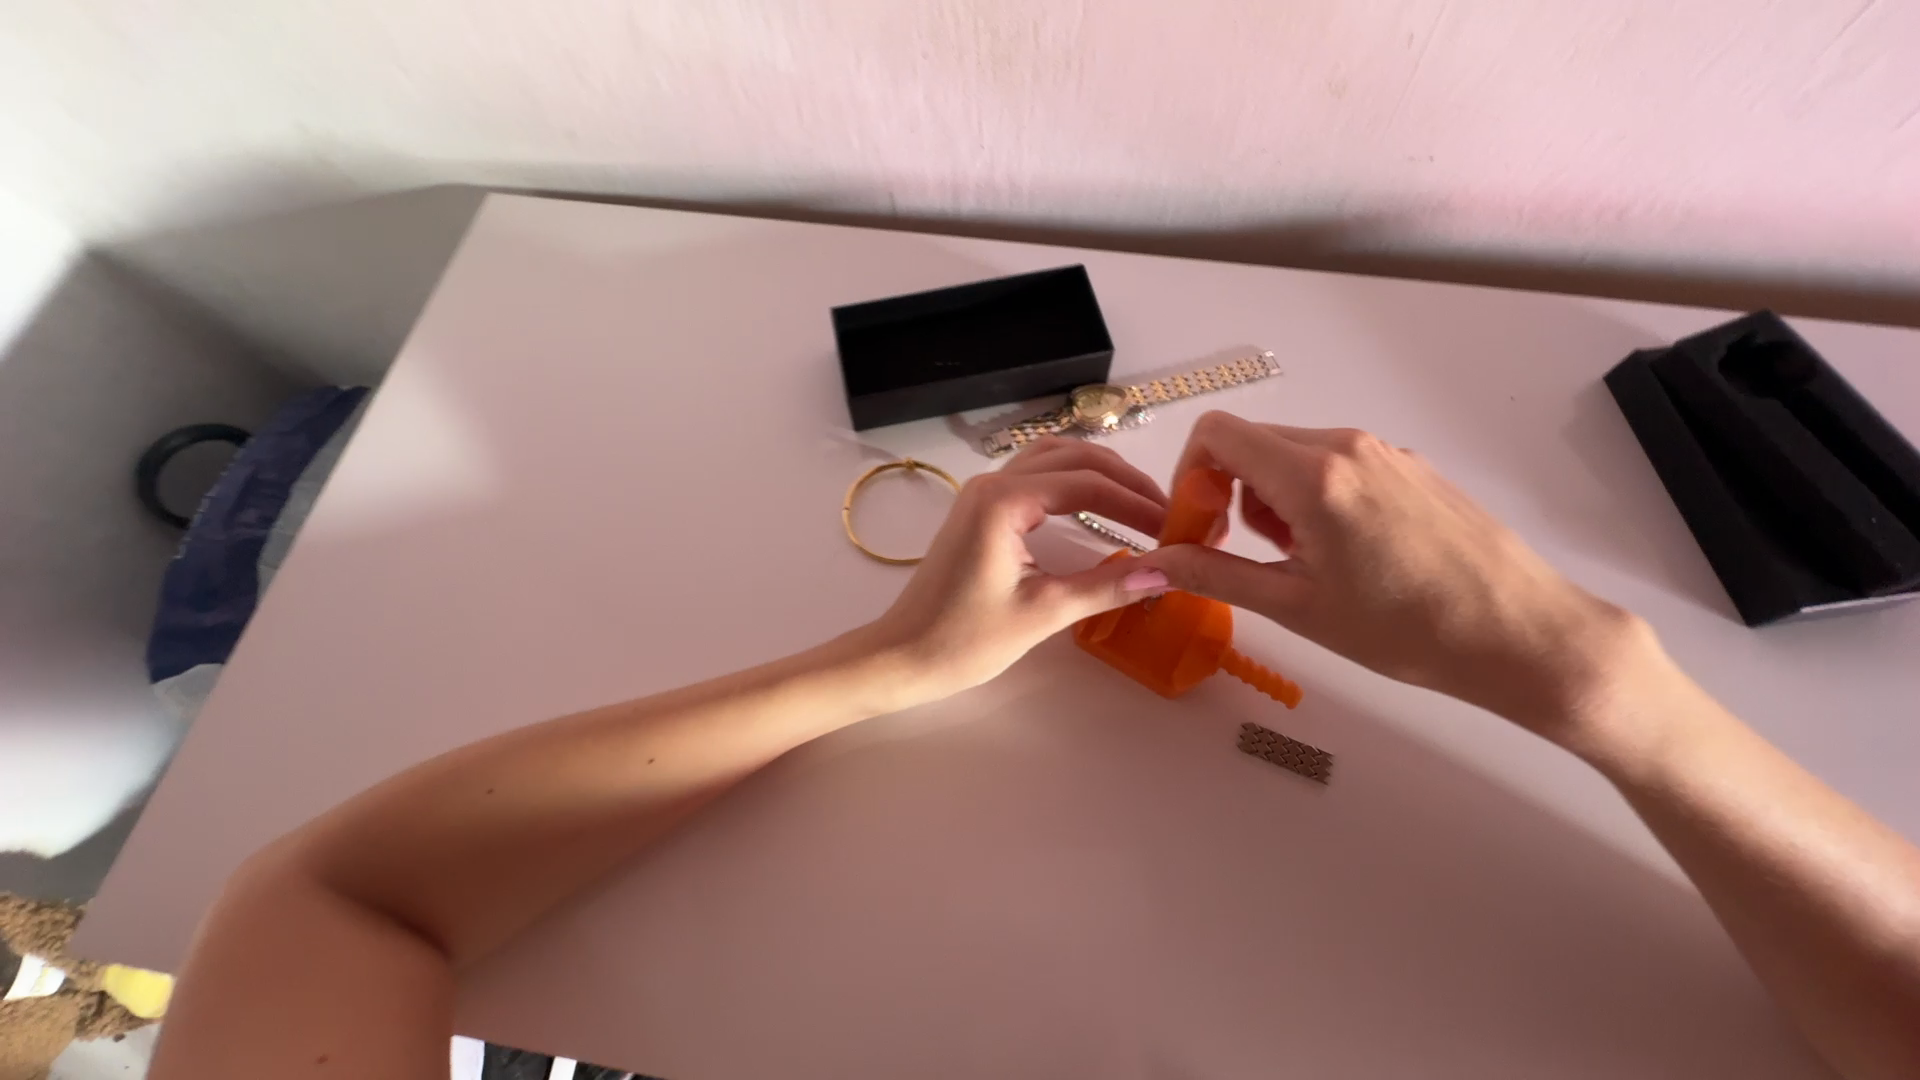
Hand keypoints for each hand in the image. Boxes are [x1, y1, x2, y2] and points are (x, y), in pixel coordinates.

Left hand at [868, 438, 1173, 701]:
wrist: (903, 655)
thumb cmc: (964, 640)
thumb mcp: (1043, 613)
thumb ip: (1106, 586)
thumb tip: (1168, 571)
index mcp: (1002, 501)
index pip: (1087, 484)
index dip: (1137, 503)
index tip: (1176, 527)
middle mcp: (991, 483)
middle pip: (1073, 457)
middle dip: (1123, 480)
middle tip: (1166, 512)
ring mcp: (982, 493)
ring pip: (1052, 459)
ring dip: (1098, 473)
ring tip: (1139, 503)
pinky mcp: (980, 509)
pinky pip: (1035, 476)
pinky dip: (1072, 481)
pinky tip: (1095, 504)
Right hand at [1140, 412, 1649, 735]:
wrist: (1524, 636)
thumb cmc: (1404, 630)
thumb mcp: (1294, 606)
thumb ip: (1210, 575)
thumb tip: (1144, 566)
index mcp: (1312, 474)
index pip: (1215, 433)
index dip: (1188, 476)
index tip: (1199, 528)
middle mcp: (1346, 445)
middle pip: (1251, 443)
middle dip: (1226, 493)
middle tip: (1242, 554)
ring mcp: (1383, 451)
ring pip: (1291, 453)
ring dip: (1269, 498)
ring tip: (1298, 559)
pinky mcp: (1409, 466)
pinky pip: (1333, 462)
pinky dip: (1309, 496)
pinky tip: (1340, 550)